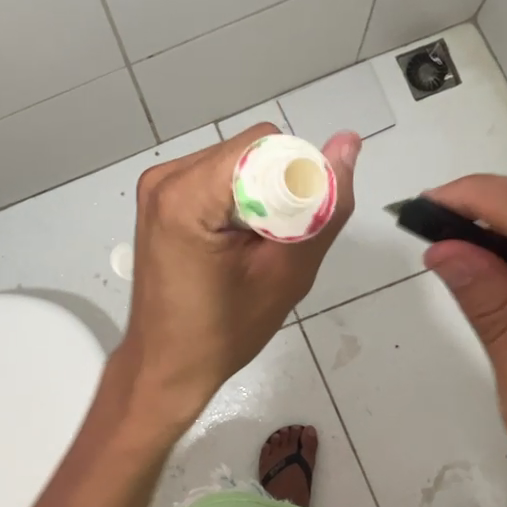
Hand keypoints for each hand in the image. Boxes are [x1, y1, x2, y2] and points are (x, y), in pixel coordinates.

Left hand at [118, 125, 359, 425]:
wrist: (166, 363)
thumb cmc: (223, 331)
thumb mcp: (287, 274)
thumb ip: (323, 207)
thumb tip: (348, 142)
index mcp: (186, 195)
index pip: (265, 146)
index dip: (297, 179)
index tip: (298, 226)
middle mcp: (165, 177)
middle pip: (250, 150)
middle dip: (278, 188)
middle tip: (278, 243)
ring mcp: (158, 184)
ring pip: (237, 161)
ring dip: (260, 195)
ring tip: (255, 247)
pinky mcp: (160, 196)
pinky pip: (217, 176)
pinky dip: (238, 201)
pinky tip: (236, 242)